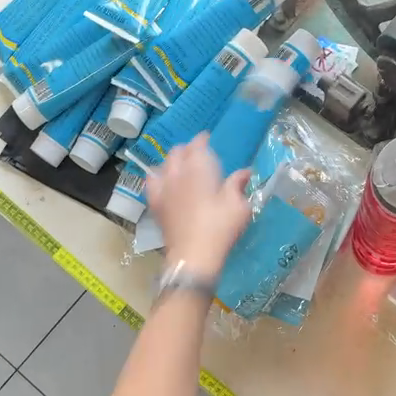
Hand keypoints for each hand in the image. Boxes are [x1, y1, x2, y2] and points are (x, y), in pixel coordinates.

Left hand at [145, 134, 250, 275]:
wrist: (193, 256)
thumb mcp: (239, 206)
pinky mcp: (155, 204)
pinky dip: (157, 177)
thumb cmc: (220, 228)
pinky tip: (163, 182)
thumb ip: (238, 185)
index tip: (208, 139)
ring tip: (181, 167)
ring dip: (172, 162)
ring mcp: (163, 188)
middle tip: (198, 155)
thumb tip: (244, 172)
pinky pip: (152, 182)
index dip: (203, 140)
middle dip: (188, 150)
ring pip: (163, 164)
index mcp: (200, 167)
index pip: (198, 144)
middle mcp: (177, 172)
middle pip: (178, 152)